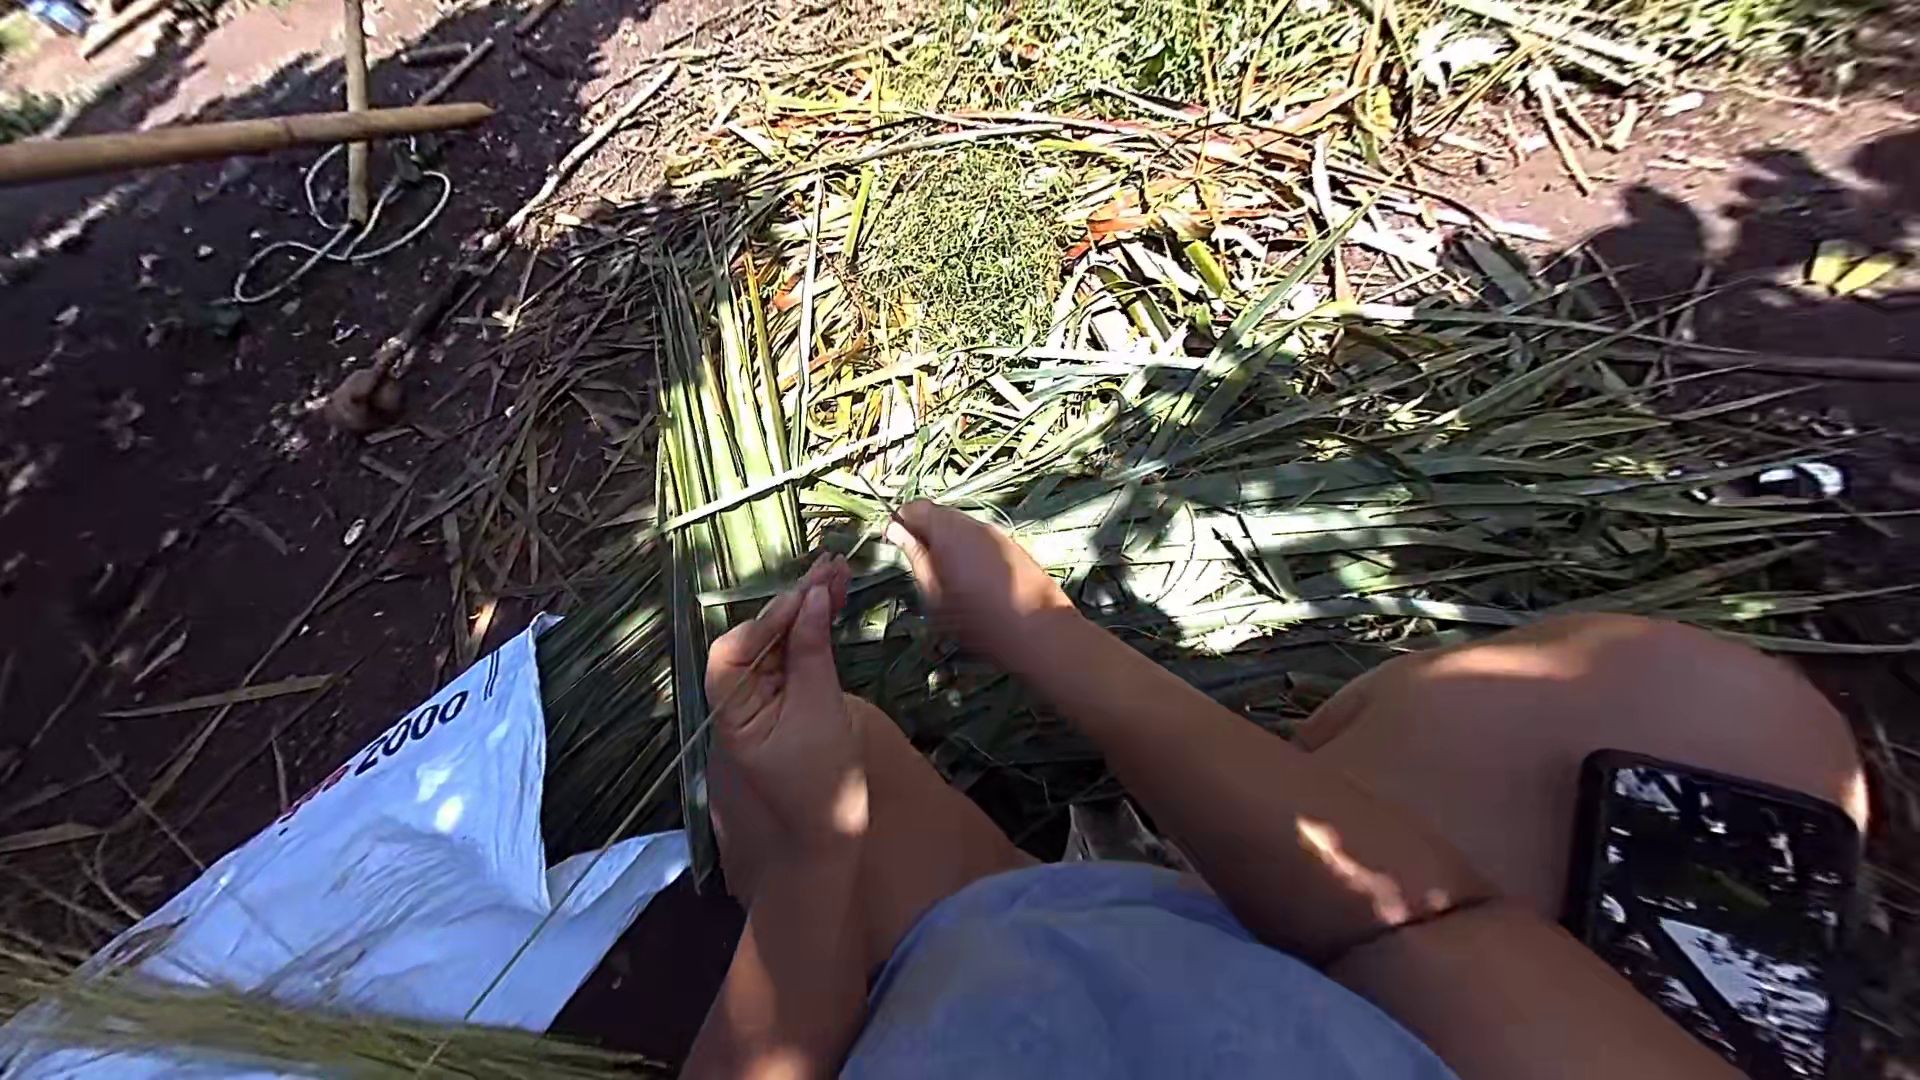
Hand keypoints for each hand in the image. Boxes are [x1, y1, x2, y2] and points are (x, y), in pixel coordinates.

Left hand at [705, 555, 866, 862]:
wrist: (829, 840)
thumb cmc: (822, 784)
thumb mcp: (820, 712)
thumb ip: (811, 653)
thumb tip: (812, 598)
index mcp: (730, 709)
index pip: (736, 650)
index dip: (769, 618)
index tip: (808, 593)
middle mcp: (740, 696)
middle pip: (761, 637)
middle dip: (796, 603)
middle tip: (832, 567)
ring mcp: (765, 696)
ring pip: (782, 640)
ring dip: (811, 608)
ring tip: (840, 573)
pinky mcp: (789, 696)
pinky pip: (797, 654)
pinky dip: (816, 629)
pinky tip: (833, 601)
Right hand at [884, 500, 1078, 668]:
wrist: (1037, 631)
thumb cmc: (976, 618)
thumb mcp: (934, 592)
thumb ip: (915, 556)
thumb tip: (896, 530)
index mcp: (949, 530)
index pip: (915, 507)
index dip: (900, 522)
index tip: (894, 543)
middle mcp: (974, 524)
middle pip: (940, 515)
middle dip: (925, 533)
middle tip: (920, 566)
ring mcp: (997, 533)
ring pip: (961, 528)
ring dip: (947, 543)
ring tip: (946, 577)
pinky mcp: (1013, 547)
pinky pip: (981, 540)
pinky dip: (969, 551)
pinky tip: (972, 580)